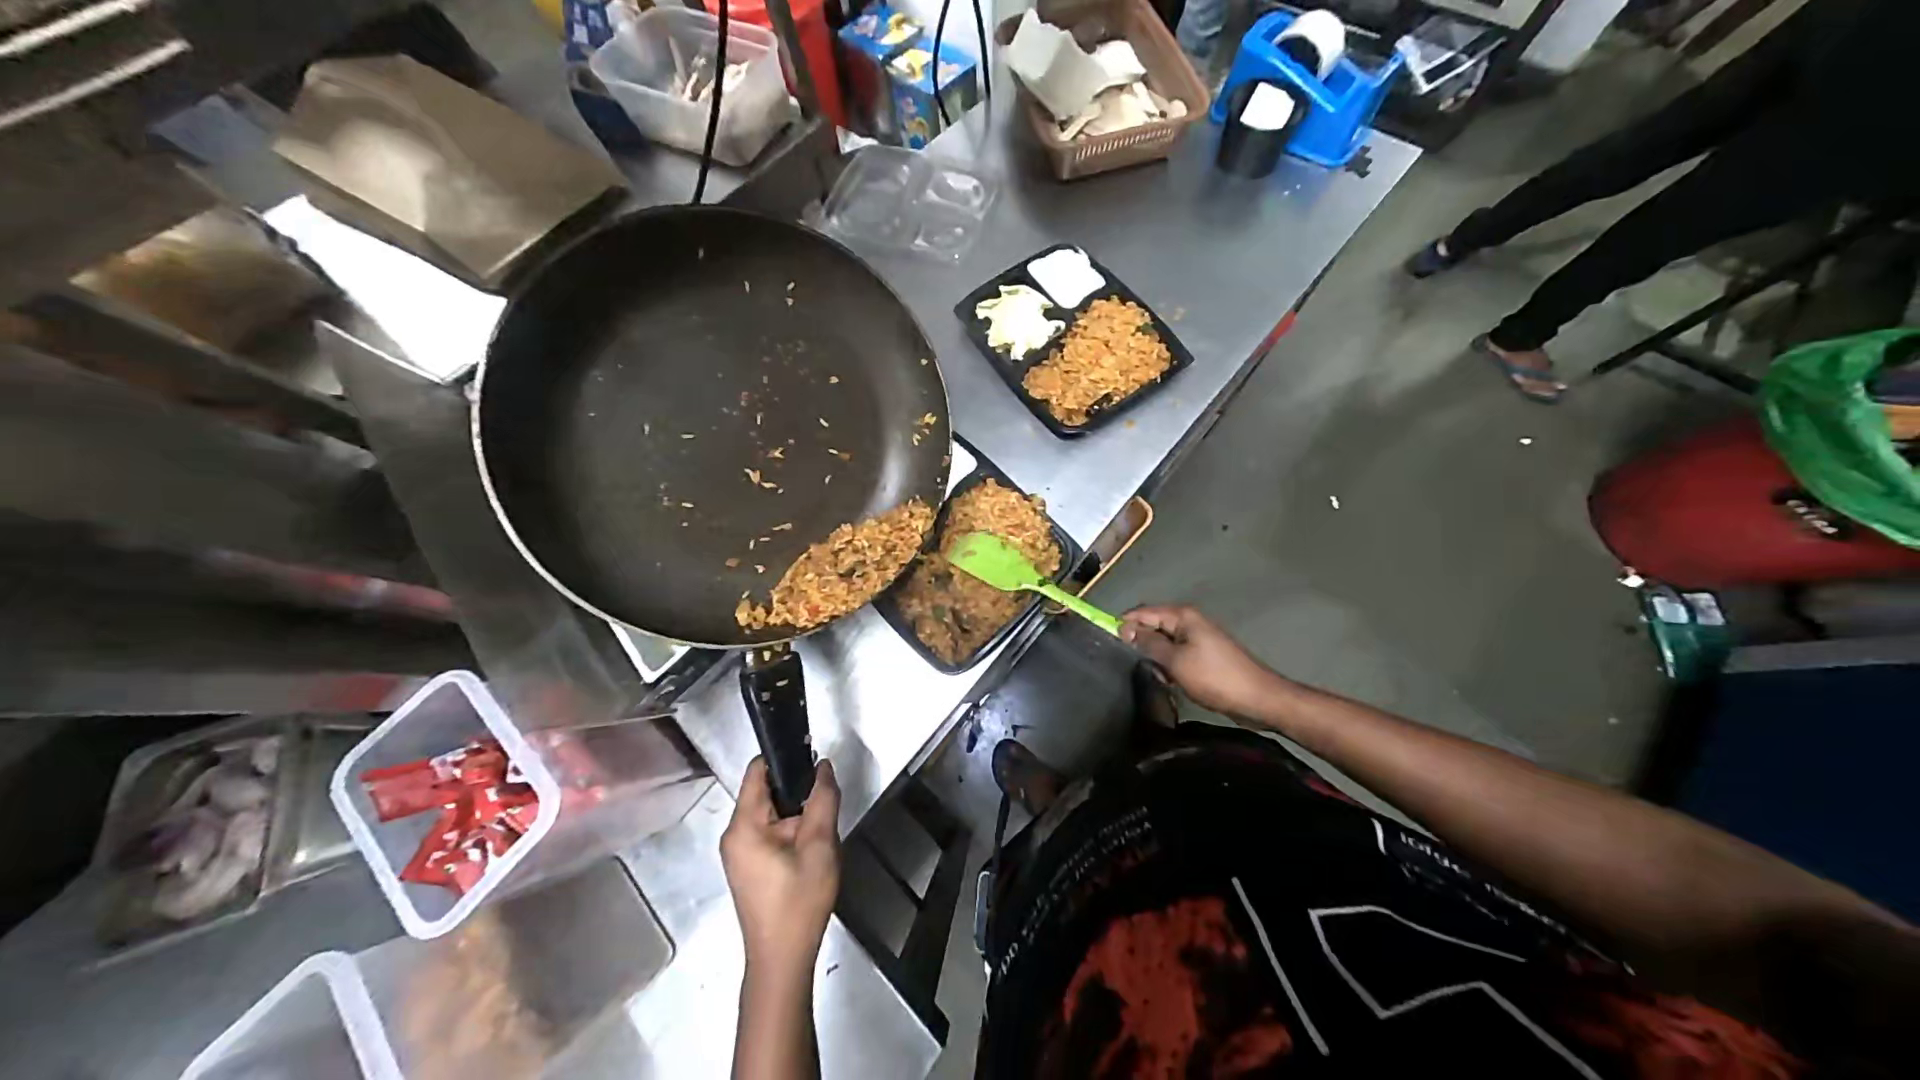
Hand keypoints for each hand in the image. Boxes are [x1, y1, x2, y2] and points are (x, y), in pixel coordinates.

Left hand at [722, 757, 841, 972]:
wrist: (783, 959)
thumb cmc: (799, 899)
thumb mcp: (819, 844)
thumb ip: (823, 799)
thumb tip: (823, 766)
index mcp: (744, 825)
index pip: (758, 770)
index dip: (785, 758)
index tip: (812, 758)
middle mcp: (733, 835)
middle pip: (764, 792)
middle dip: (796, 790)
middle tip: (825, 800)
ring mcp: (738, 854)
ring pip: (769, 814)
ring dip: (795, 813)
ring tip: (821, 826)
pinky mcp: (748, 868)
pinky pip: (768, 833)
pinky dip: (789, 831)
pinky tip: (809, 847)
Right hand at [1122, 605, 1285, 718]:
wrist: (1257, 698)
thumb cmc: (1214, 677)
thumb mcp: (1175, 661)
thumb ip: (1148, 643)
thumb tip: (1125, 629)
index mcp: (1182, 616)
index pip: (1142, 612)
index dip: (1124, 625)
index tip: (1108, 643)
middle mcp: (1189, 621)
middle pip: (1153, 625)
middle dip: (1140, 642)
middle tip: (1132, 664)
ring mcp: (1198, 638)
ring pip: (1164, 642)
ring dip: (1155, 657)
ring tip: (1153, 675)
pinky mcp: (1204, 655)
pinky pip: (1176, 654)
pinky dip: (1169, 664)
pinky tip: (1168, 680)